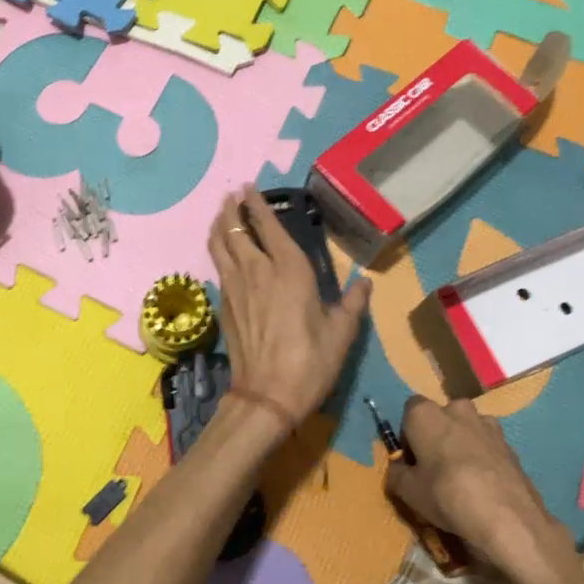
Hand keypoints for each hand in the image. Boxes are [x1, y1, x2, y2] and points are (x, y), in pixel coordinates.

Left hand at [208, 185, 370, 428]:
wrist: (266, 396)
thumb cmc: (310, 362)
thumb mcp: (341, 333)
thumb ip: (353, 303)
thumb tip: (365, 282)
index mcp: (289, 270)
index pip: (267, 225)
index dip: (256, 203)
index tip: (249, 186)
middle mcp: (257, 270)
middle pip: (236, 229)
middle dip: (232, 208)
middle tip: (232, 195)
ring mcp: (235, 287)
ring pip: (220, 245)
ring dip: (220, 225)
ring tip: (222, 213)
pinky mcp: (224, 305)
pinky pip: (218, 266)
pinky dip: (217, 250)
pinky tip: (222, 252)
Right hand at [386, 396, 567, 570]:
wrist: (507, 518)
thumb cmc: (447, 496)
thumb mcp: (407, 491)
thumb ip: (396, 473)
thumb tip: (399, 469)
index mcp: (425, 413)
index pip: (408, 411)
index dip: (408, 436)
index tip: (412, 461)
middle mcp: (456, 409)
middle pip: (440, 417)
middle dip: (437, 436)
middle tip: (436, 468)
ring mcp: (487, 424)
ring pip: (467, 429)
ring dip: (462, 444)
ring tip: (463, 478)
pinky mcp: (510, 444)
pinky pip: (488, 445)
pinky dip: (484, 458)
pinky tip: (484, 486)